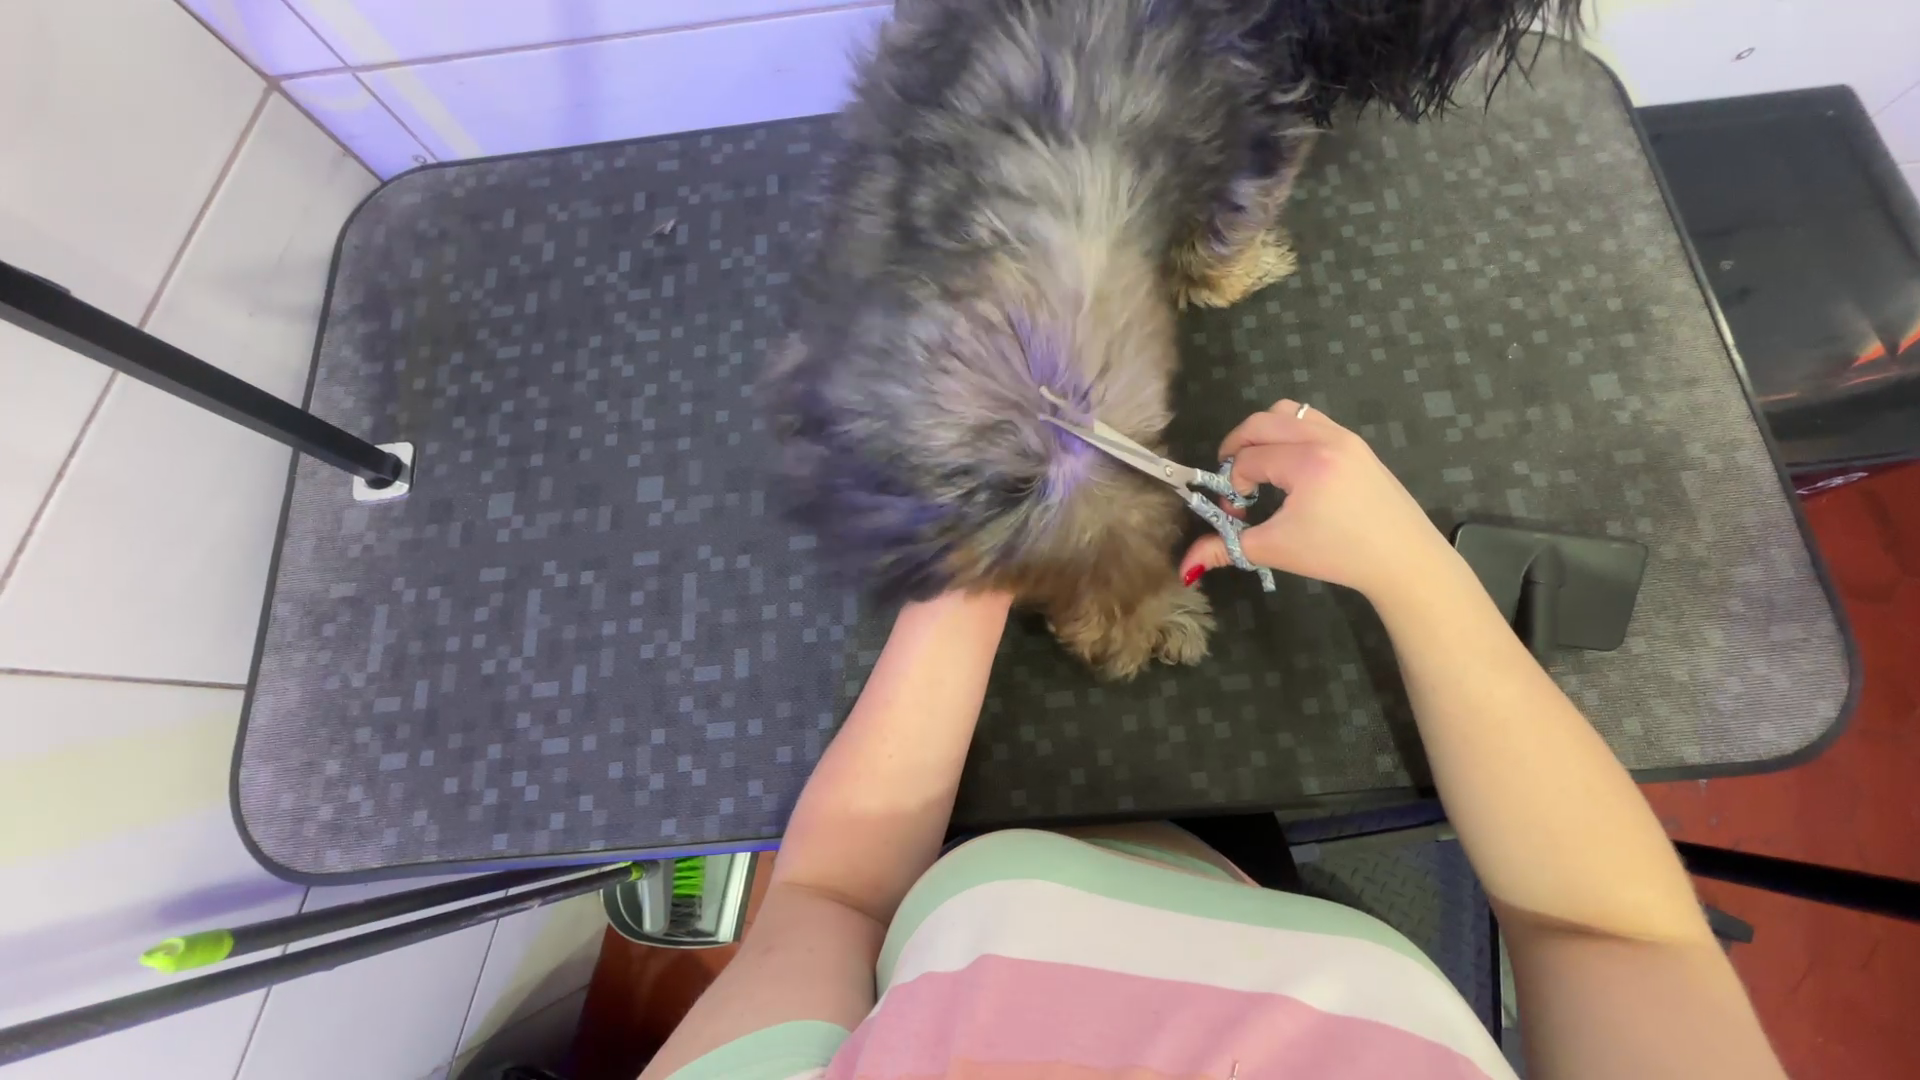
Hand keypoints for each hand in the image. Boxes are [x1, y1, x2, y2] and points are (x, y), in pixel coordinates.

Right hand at [1179, 400, 1455, 602]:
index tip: (1238, 514)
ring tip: (1263, 467)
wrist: (1403, 559)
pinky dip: (1291, 435)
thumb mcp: (1275, 550)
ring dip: (1266, 434)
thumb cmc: (1337, 554)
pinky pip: (1313, 422)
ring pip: (1290, 412)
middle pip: (1262, 421)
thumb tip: (1184, 567)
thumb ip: (1225, 550)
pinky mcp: (1357, 445)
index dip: (1233, 487)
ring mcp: (1345, 438)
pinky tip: (1292, 470)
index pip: (1248, 460)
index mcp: (1306, 462)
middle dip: (1238, 446)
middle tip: (1235, 480)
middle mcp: (1325, 438)